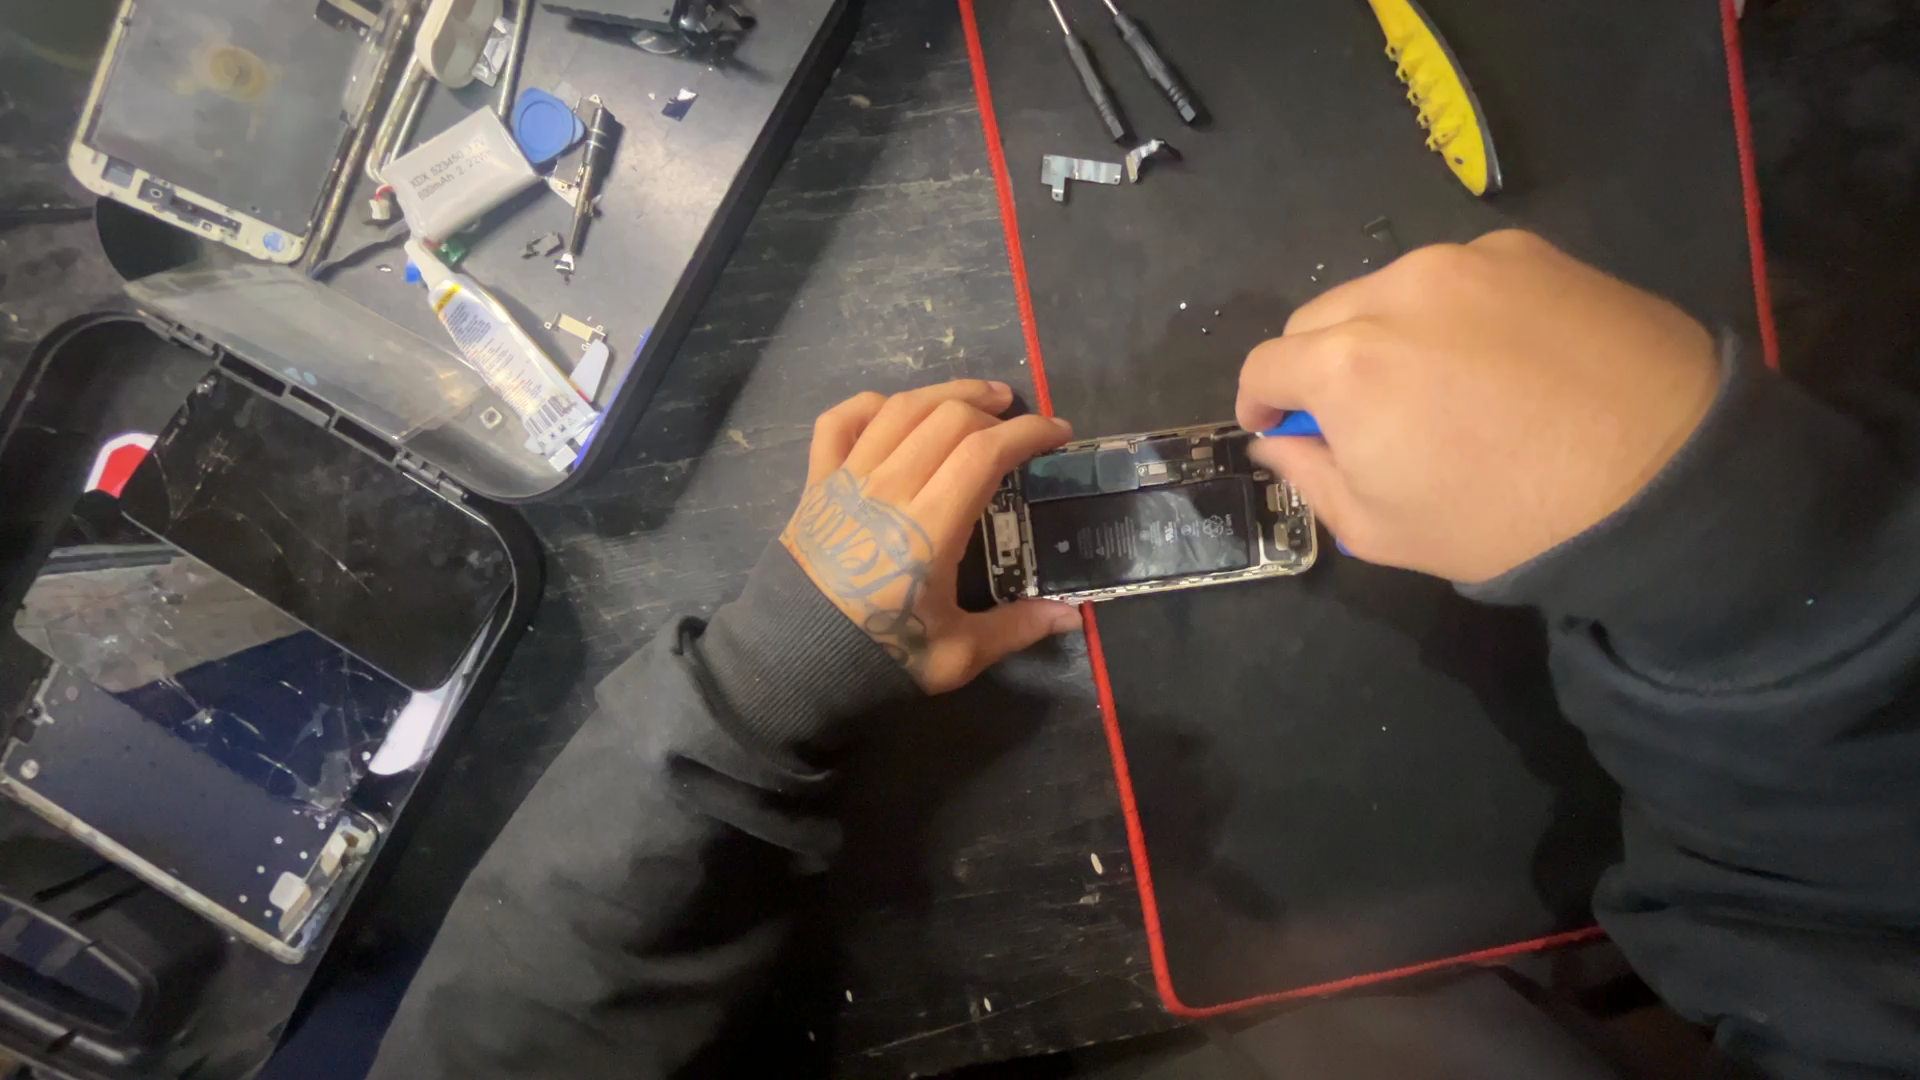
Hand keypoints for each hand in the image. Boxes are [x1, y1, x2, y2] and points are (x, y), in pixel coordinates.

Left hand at [782, 380, 1080, 692]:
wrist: (795, 657)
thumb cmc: (880, 653)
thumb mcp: (957, 654)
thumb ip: (1018, 628)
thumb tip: (1075, 616)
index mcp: (929, 527)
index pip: (985, 451)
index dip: (1029, 431)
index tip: (1059, 433)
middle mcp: (889, 488)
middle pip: (947, 417)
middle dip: (993, 409)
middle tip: (1018, 422)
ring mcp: (848, 478)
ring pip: (900, 408)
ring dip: (944, 393)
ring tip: (976, 400)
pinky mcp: (817, 480)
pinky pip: (841, 420)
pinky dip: (872, 404)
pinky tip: (897, 409)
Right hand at [1236, 230, 1720, 583]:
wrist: (1666, 483)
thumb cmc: (1498, 518)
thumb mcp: (1372, 526)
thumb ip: (1303, 473)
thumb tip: (1276, 440)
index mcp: (1343, 364)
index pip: (1262, 366)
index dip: (1255, 402)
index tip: (1272, 428)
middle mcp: (1394, 292)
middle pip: (1312, 321)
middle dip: (1310, 367)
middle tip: (1348, 413)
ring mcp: (1466, 261)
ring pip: (1377, 292)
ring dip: (1371, 334)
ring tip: (1421, 381)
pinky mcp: (1529, 251)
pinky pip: (1448, 277)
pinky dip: (1438, 312)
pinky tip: (1481, 355)